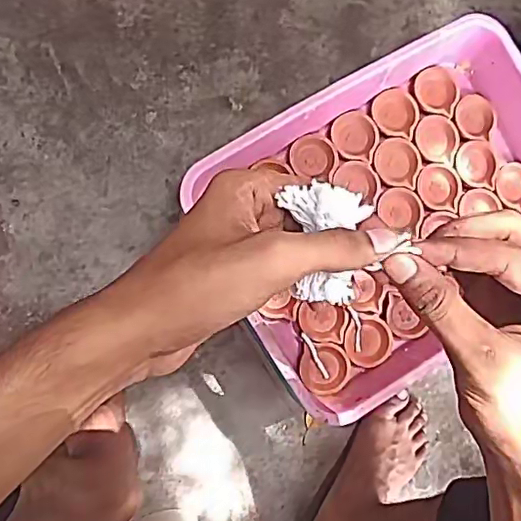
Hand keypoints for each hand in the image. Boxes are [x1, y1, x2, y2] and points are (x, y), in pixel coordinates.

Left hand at [97, 166, 394, 377]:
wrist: (143, 332)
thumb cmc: (195, 287)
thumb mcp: (273, 259)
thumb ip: (330, 247)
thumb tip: (378, 240)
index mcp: (243, 188)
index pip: (309, 188)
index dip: (342, 211)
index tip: (373, 236)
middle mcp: (238, 210)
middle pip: (302, 217)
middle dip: (331, 242)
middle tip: (364, 265)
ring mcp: (233, 244)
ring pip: (290, 247)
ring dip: (316, 266)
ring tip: (343, 284)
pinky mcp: (230, 275)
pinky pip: (274, 271)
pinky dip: (295, 283)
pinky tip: (311, 298)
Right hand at [381, 212, 520, 463]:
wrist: (518, 444)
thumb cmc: (516, 414)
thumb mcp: (477, 359)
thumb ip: (440, 306)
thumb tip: (403, 265)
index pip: (513, 259)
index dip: (461, 250)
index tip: (418, 251)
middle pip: (509, 234)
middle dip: (462, 237)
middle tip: (419, 249)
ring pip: (491, 242)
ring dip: (452, 246)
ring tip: (415, 259)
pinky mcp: (504, 297)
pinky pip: (473, 265)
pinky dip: (447, 264)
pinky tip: (423, 272)